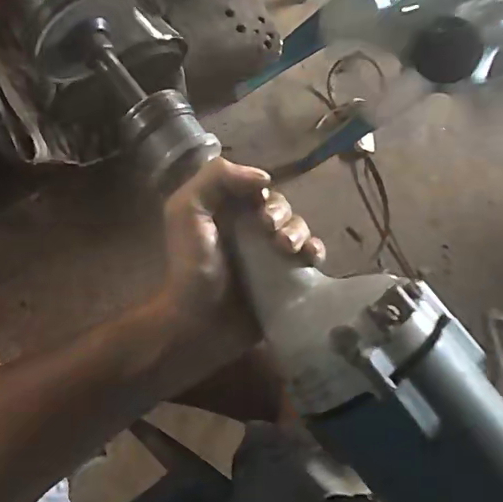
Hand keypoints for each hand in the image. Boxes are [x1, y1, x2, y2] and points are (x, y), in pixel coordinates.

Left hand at [153, 157, 323, 325]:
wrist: (200, 324)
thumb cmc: (192, 266)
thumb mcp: (187, 209)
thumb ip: (216, 178)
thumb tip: (265, 177)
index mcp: (225, 210)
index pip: (255, 187)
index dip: (262, 191)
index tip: (259, 206)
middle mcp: (249, 229)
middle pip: (280, 206)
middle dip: (281, 213)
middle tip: (270, 231)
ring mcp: (269, 255)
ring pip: (298, 227)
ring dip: (299, 231)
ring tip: (287, 249)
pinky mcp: (286, 278)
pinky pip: (310, 255)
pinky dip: (315, 250)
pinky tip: (310, 258)